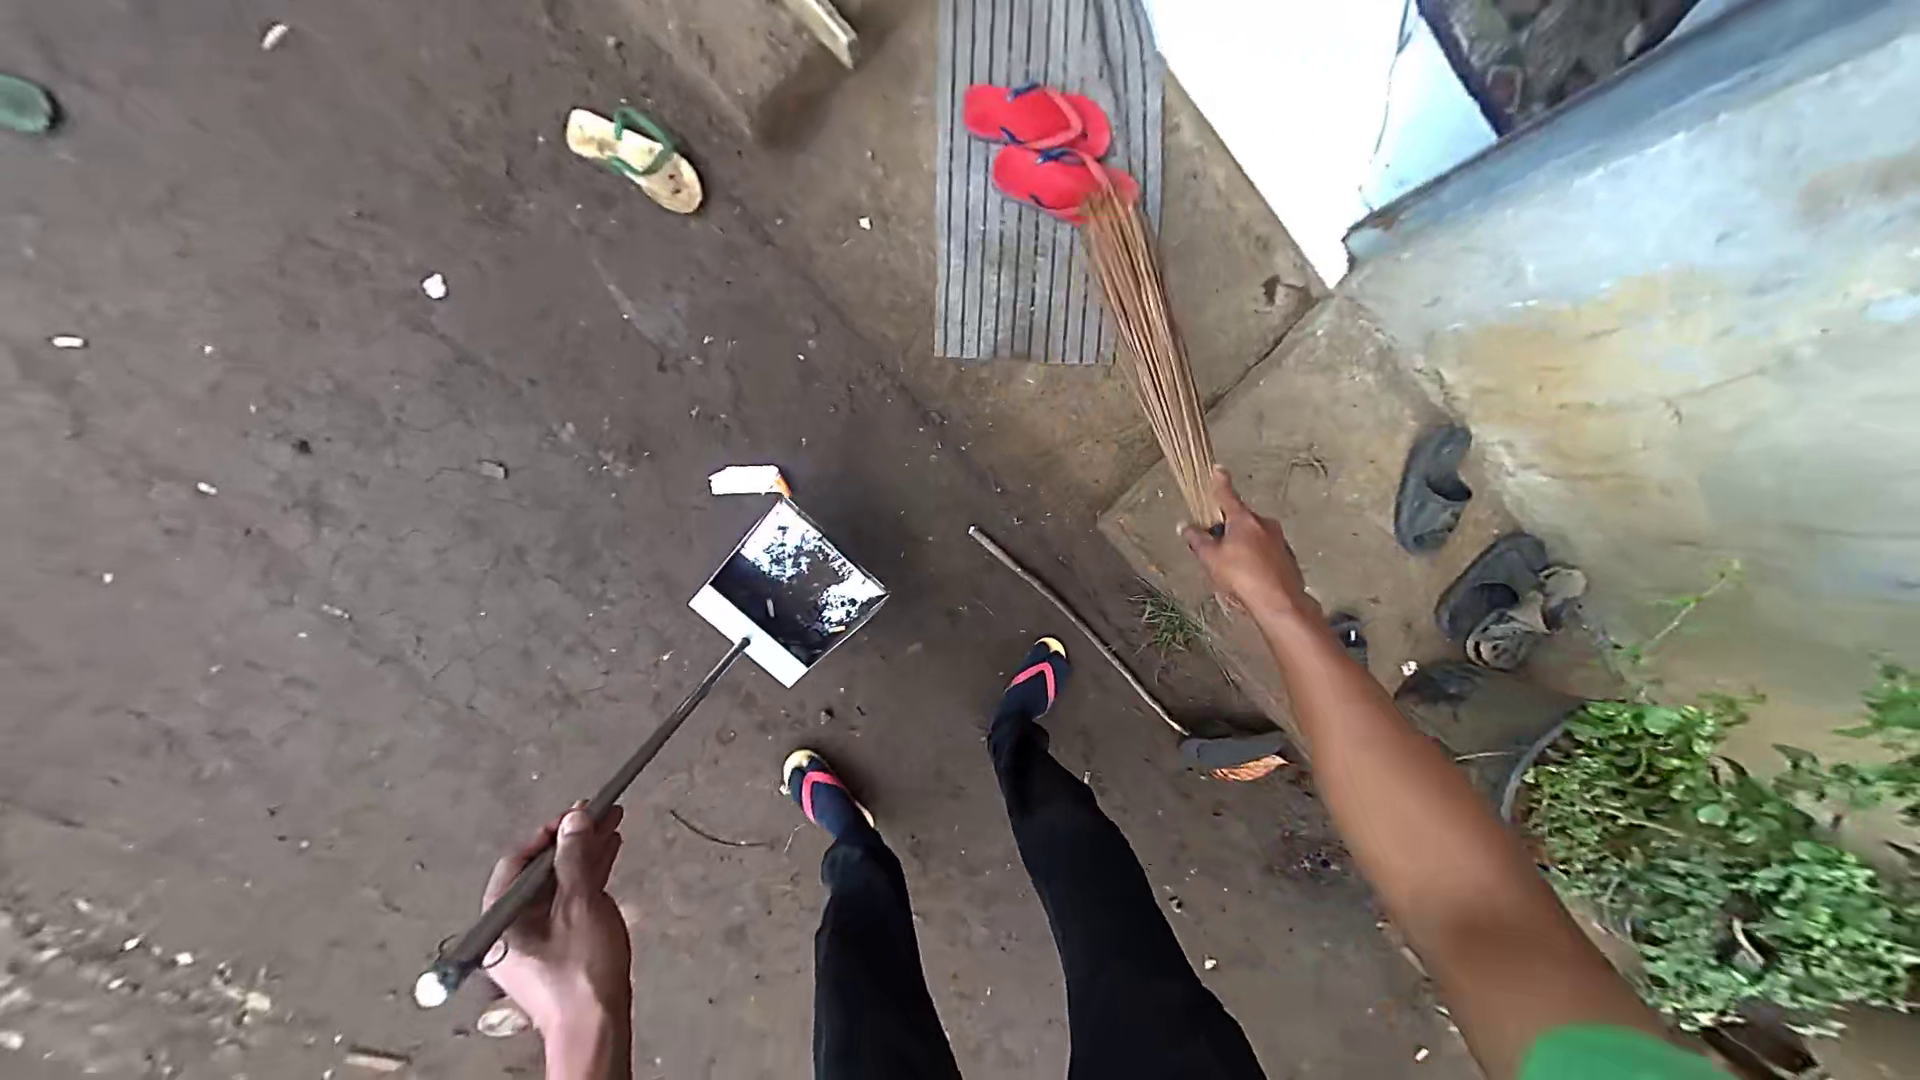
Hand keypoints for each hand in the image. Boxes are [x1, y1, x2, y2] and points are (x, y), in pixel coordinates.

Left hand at [483, 802, 631, 1074]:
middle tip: (599, 812)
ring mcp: (538, 931)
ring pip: (561, 878)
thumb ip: (574, 858)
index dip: (548, 833)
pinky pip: (572, 892)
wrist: (596, 1019)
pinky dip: (591, 870)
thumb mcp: (580, 903)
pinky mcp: (561, 936)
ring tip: (613, 821)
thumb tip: (574, 819)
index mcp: (503, 919)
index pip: (517, 862)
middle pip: (541, 868)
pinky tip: (609, 849)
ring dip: (587, 849)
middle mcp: (515, 923)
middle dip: (573, 838)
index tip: (576, 814)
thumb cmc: (582, 968)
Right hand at [1181, 466, 1316, 617]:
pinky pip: (1265, 551)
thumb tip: (1187, 528)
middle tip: (1214, 549)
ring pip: (1253, 537)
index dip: (1220, 482)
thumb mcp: (1210, 558)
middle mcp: (1264, 525)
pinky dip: (1254, 559)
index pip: (1228, 496)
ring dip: (1241, 546)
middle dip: (1227, 530)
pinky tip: (1247, 577)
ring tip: (1231, 570)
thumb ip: (1198, 541)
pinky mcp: (1287, 557)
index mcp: (1244, 520)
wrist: (1278, 601)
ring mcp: (1279, 540)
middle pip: (1240, 520)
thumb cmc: (1242, 576)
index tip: (1218, 470)